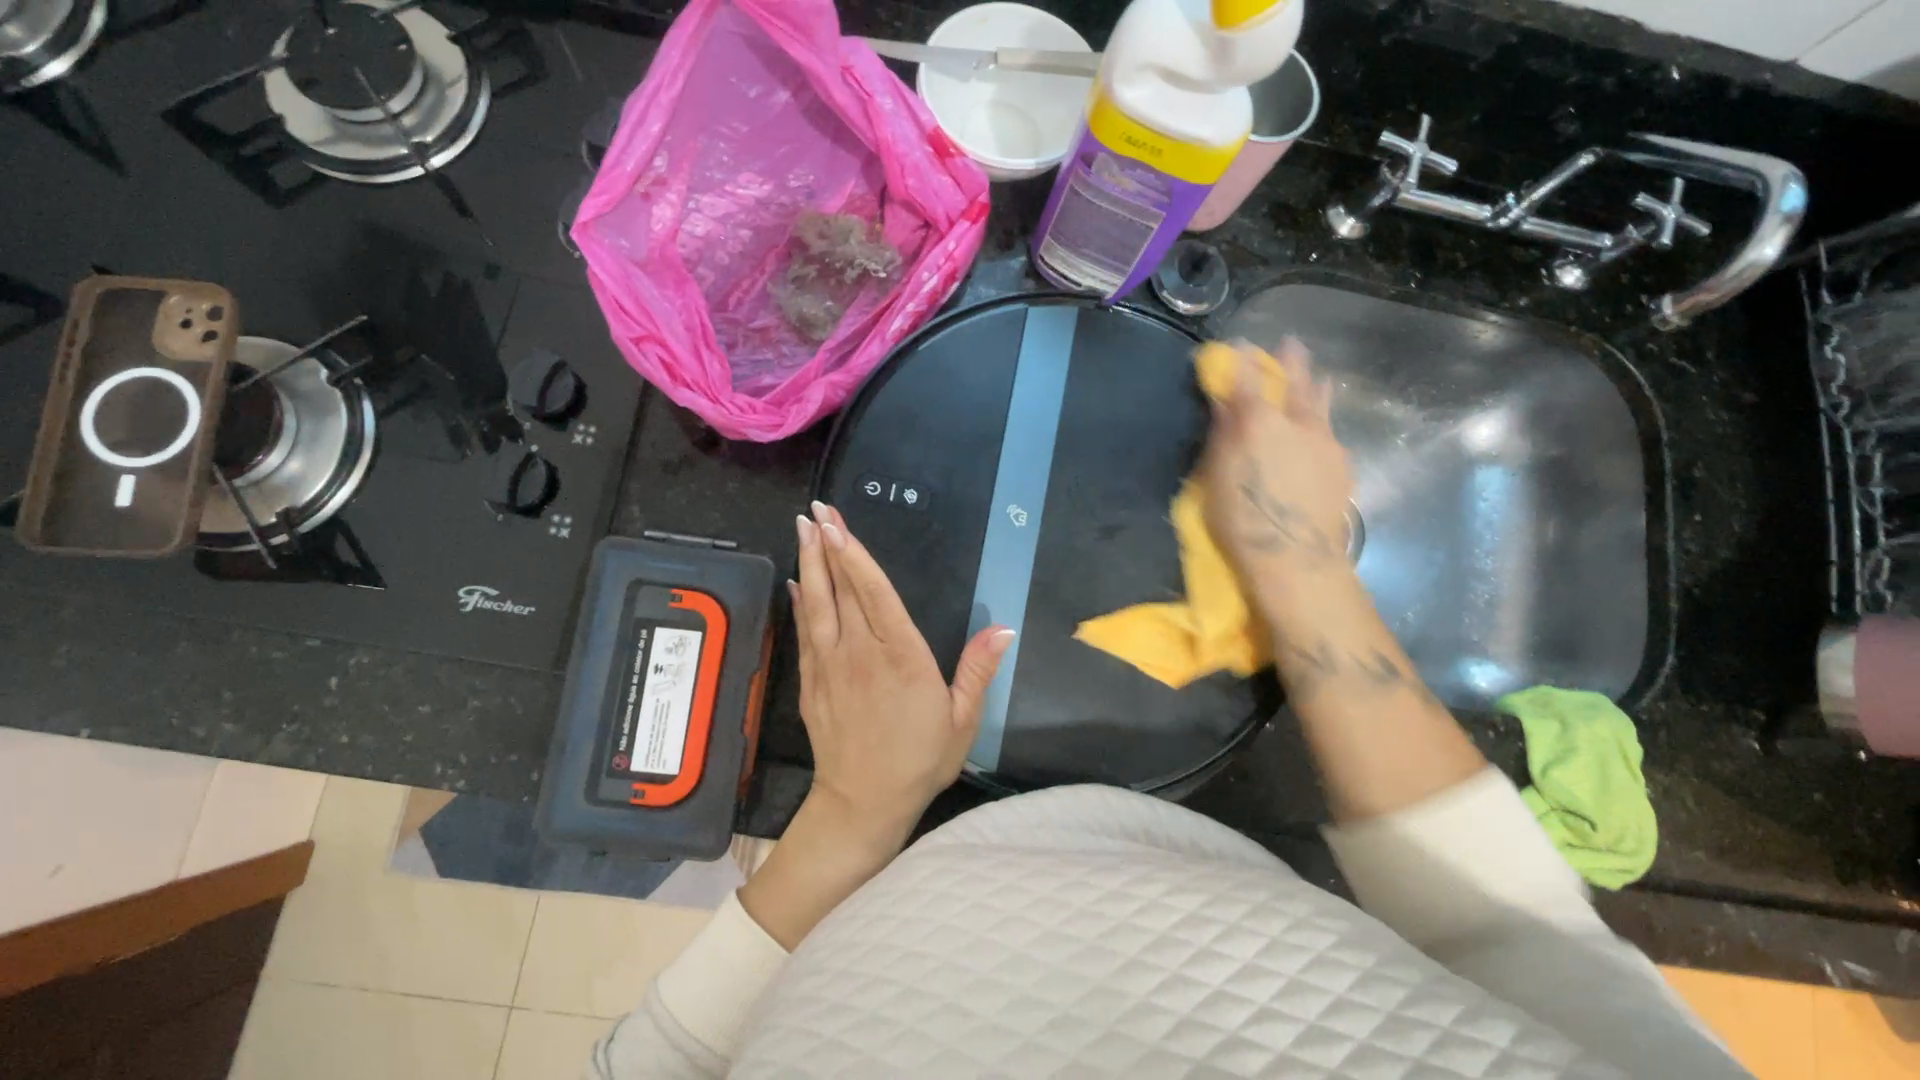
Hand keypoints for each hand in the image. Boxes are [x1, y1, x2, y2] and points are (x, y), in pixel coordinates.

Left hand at [790, 501, 1014, 847]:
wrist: (863, 803)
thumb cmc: (919, 760)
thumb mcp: (962, 720)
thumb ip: (978, 671)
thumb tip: (1003, 630)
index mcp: (901, 656)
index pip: (875, 594)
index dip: (854, 556)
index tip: (837, 525)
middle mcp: (860, 653)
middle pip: (840, 590)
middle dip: (826, 546)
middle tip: (814, 511)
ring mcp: (830, 666)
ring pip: (817, 605)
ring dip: (808, 565)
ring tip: (801, 529)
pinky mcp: (811, 682)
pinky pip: (804, 632)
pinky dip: (800, 603)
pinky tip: (796, 582)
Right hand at [1199, 338, 1354, 586]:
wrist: (1297, 559)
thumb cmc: (1243, 521)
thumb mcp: (1217, 479)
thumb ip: (1223, 437)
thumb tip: (1224, 404)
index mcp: (1259, 422)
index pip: (1247, 380)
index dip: (1242, 361)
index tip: (1240, 345)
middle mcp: (1297, 423)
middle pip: (1296, 382)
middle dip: (1291, 361)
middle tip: (1290, 343)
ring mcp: (1327, 442)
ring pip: (1322, 404)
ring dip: (1317, 387)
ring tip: (1319, 378)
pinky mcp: (1343, 466)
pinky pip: (1333, 435)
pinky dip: (1325, 426)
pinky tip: (1323, 434)